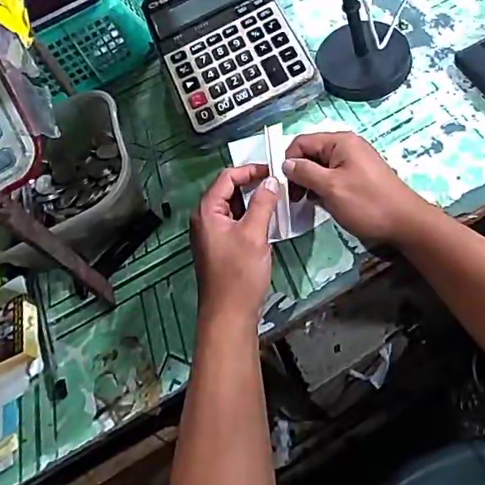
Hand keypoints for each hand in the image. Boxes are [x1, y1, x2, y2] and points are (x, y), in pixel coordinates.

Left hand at [190, 164, 278, 327]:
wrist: (229, 315)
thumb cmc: (239, 273)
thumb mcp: (254, 234)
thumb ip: (263, 203)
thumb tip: (271, 181)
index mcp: (207, 211)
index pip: (227, 177)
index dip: (250, 170)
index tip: (273, 171)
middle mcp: (205, 219)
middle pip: (228, 190)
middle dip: (252, 184)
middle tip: (278, 184)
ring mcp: (212, 234)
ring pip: (234, 206)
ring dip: (254, 201)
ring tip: (277, 199)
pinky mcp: (221, 247)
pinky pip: (236, 222)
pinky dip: (251, 216)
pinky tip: (269, 220)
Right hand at [283, 132, 432, 247]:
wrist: (405, 223)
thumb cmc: (367, 203)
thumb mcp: (331, 187)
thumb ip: (305, 172)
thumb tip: (286, 164)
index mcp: (340, 142)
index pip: (302, 142)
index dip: (288, 161)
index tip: (284, 185)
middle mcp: (347, 146)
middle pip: (311, 154)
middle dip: (299, 174)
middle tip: (294, 198)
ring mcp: (354, 162)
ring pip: (321, 168)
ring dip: (311, 184)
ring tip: (307, 203)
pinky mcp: (359, 177)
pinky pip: (333, 177)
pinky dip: (324, 188)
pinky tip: (322, 204)